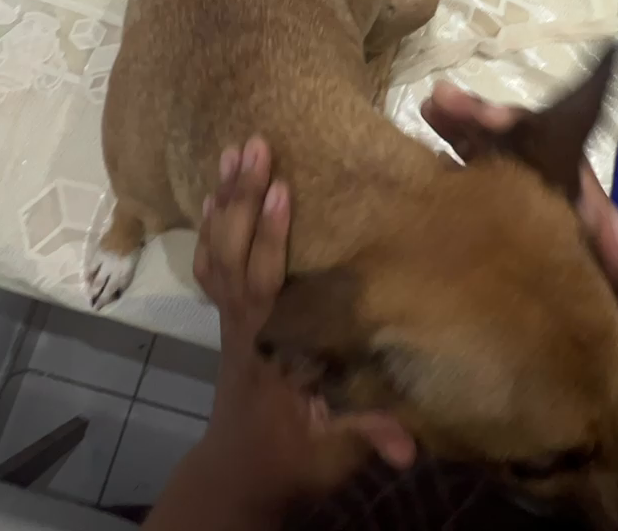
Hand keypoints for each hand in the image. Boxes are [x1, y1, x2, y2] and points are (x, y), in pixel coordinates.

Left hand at [163, 138, 409, 524]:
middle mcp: (243, 323)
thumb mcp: (332, 453)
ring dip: (224, 199)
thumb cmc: (294, 456)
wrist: (239, 472)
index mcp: (271, 346)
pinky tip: (214, 193)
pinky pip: (209, 264)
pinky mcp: (226, 315)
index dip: (271, 236)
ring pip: (217, 251)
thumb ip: (366, 437)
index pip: (266, 282)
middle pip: (234, 253)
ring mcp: (228, 318)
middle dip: (244, 197)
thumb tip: (409, 446)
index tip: (282, 187)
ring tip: (234, 150)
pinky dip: (208, 226)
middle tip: (254, 145)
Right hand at [421, 83, 617, 443]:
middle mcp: (545, 221)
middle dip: (474, 124)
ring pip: (480, 186)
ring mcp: (516, 251)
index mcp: (582, 216)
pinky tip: (409, 189)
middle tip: (437, 101)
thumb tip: (599, 211)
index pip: (546, 157)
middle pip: (506, 160)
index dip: (516, 128)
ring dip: (452, 149)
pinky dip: (437, 206)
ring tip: (423, 117)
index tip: (486, 112)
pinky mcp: (491, 287)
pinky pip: (462, 236)